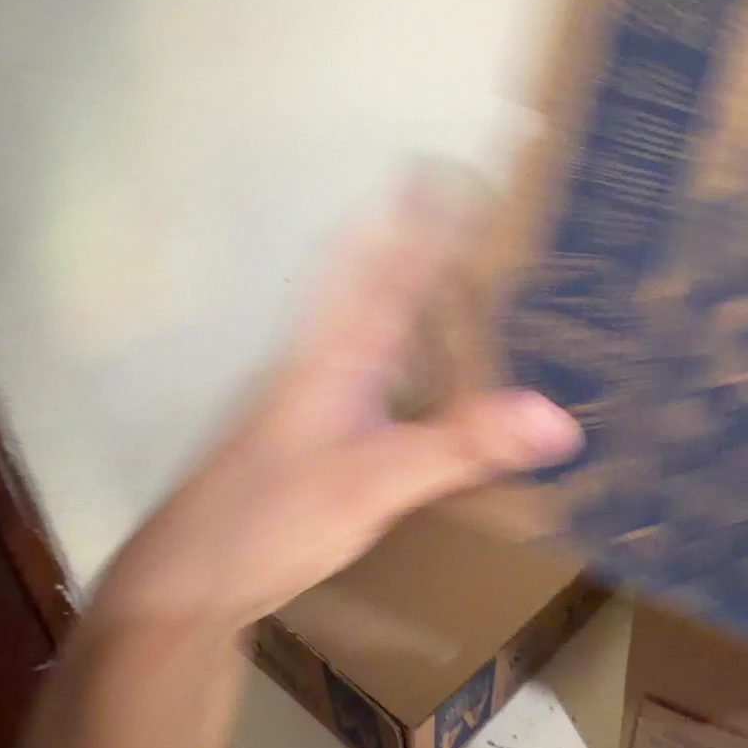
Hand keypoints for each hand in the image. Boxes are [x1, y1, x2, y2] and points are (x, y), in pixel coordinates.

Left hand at [94, 187, 583, 631]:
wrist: (188, 577)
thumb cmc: (271, 516)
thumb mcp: (376, 481)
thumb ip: (462, 446)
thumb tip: (560, 417)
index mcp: (339, 348)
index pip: (385, 262)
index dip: (417, 215)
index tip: (450, 169)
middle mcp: (325, 353)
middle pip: (369, 273)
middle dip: (410, 232)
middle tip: (462, 207)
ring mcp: (313, 386)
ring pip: (365, 313)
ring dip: (403, 279)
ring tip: (457, 266)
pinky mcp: (312, 421)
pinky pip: (366, 357)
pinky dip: (399, 337)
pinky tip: (422, 359)